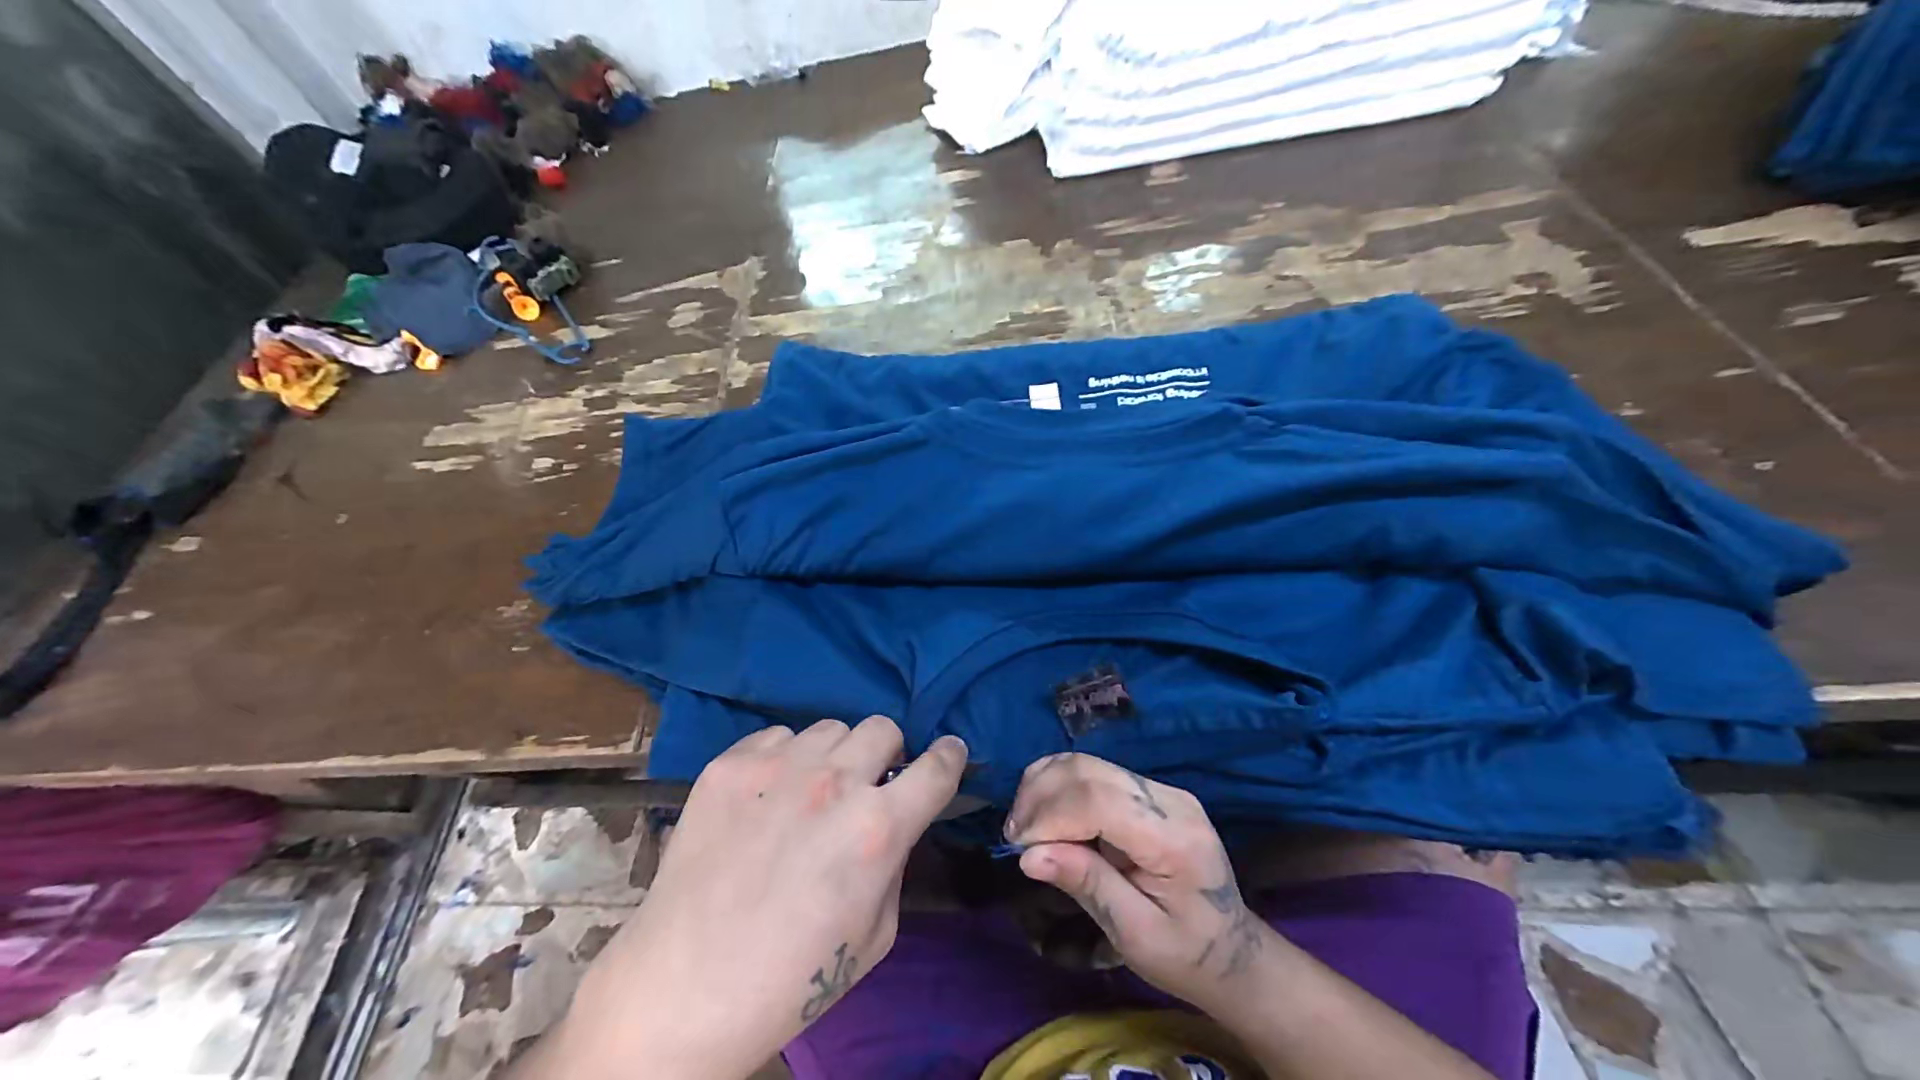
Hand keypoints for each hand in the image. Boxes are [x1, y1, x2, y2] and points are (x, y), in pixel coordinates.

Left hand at [546, 717, 967, 1079]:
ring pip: (830, 727)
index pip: (938, 767)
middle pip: (883, 728)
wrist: (684, 990)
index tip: (948, 755)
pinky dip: (784, 759)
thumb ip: (894, 862)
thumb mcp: (876, 933)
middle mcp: (834, 782)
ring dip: (835, 755)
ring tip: (811, 793)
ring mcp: (777, 766)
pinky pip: (777, 736)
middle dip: (887, 754)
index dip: (950, 757)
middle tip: (868, 785)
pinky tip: (767, 798)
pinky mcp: (729, 765)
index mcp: (879, 828)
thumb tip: (893, 822)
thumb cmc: (793, 980)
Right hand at [1006, 753, 1272, 1017]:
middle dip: (1040, 798)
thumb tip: (1029, 856)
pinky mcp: (1146, 789)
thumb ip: (1088, 886)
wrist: (1231, 950)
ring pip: (1084, 763)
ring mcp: (1159, 788)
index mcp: (1174, 837)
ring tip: (1025, 828)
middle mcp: (1169, 798)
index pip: (1099, 800)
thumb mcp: (1137, 935)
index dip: (1050, 816)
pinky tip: (1044, 815)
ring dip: (1043, 788)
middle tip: (1014, 838)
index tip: (1019, 848)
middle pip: (1087, 771)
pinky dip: (1057, 786)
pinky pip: (1091, 771)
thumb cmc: (1186, 954)